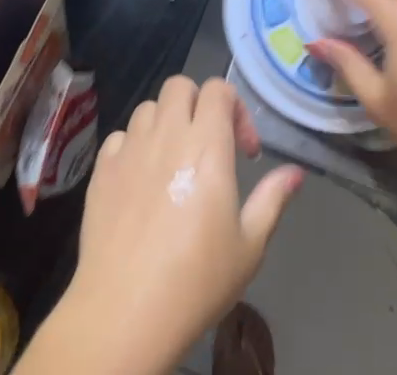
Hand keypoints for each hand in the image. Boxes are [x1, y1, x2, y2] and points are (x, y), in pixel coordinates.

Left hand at [62, 76, 304, 370]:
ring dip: (167, 122)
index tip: (243, 152)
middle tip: (209, 145)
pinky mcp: (101, 170)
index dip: (236, 109)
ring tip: (175, 161)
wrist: (126, 309)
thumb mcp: (249, 245)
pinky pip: (119, 136)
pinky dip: (135, 145)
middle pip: (180, 86)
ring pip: (148, 107)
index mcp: (207, 146)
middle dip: (199, 104)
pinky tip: (142, 179)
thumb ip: (272, 199)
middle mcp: (167, 136)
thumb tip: (295, 172)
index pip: (218, 90)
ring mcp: (129, 150)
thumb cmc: (197, 279)